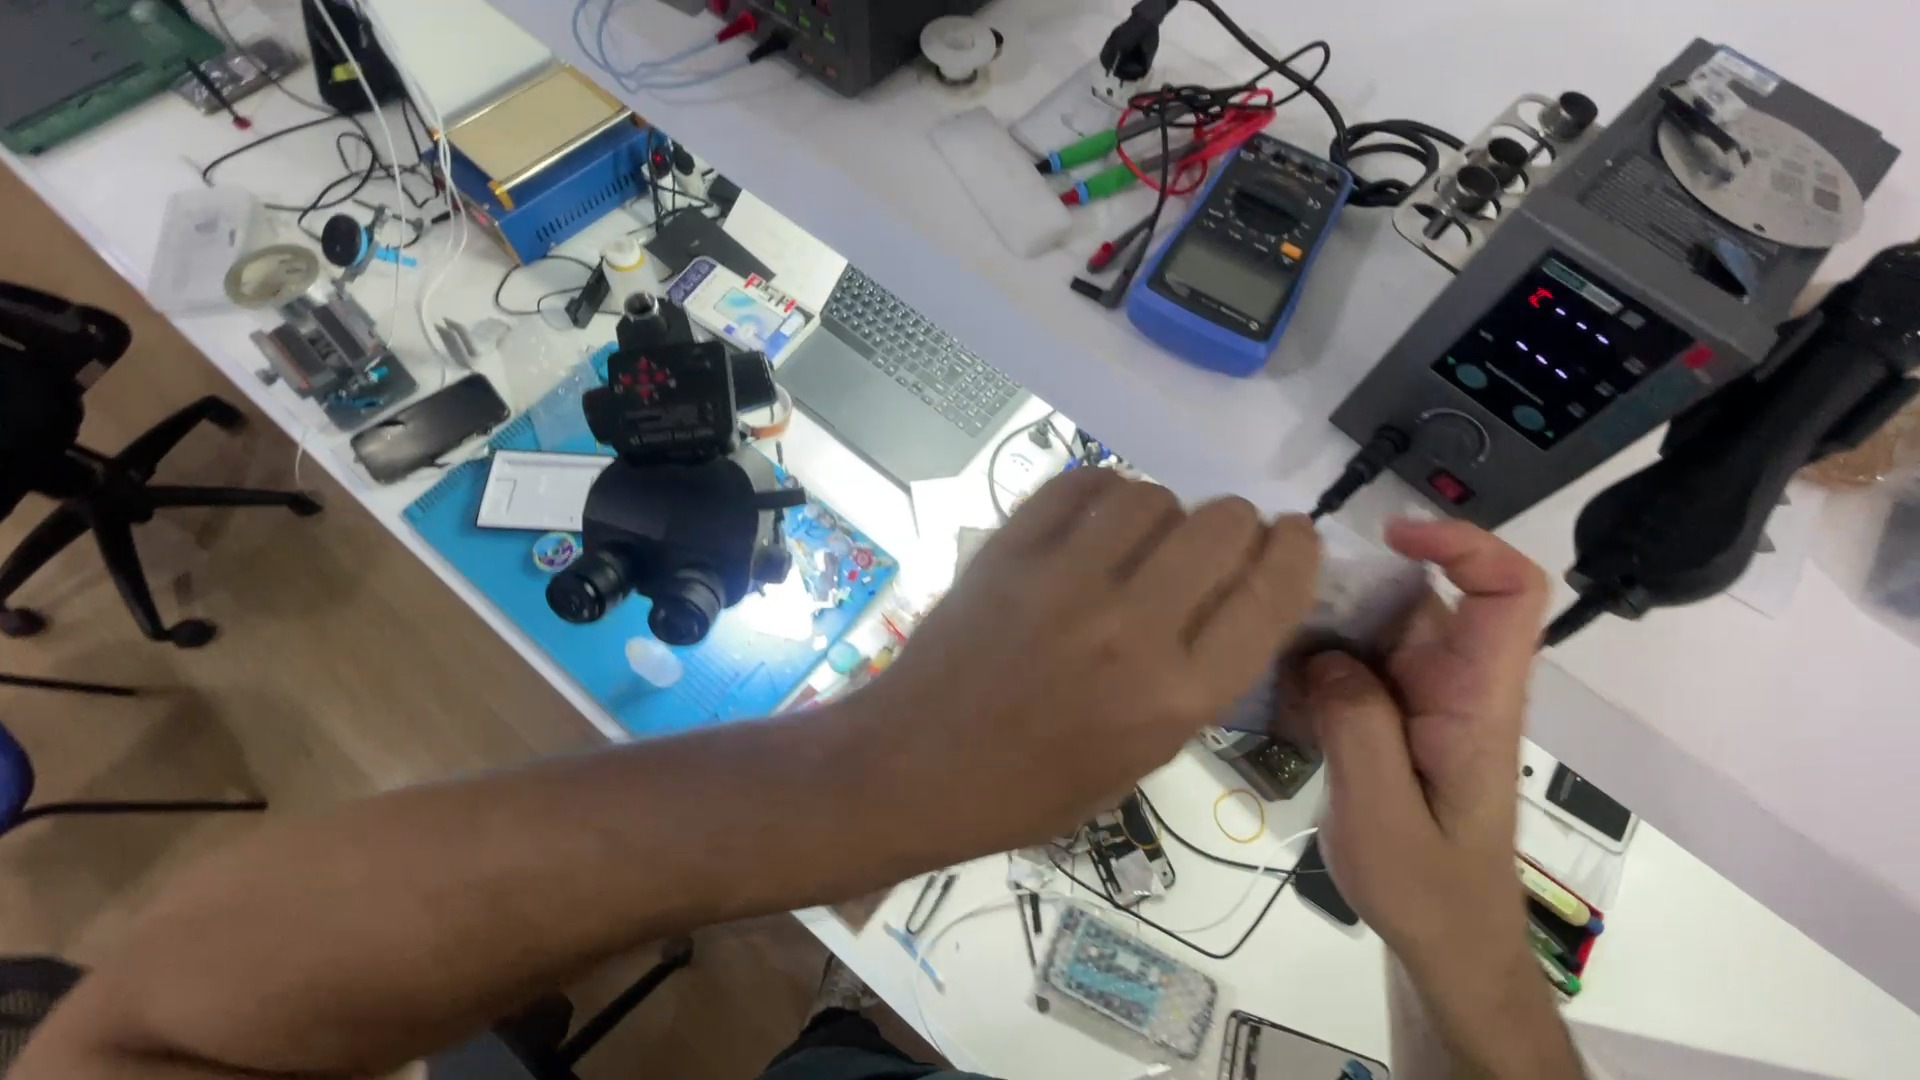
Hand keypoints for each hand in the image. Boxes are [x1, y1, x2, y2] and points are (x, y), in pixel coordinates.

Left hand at [858, 468, 1320, 856]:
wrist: (918, 765)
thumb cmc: (1034, 785)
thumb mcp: (1143, 754)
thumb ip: (1199, 674)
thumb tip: (1233, 595)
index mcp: (1176, 695)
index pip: (1270, 592)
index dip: (1293, 551)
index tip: (1291, 535)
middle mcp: (1132, 627)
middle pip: (1221, 525)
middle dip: (1234, 525)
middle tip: (1212, 542)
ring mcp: (1064, 580)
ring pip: (1151, 495)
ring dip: (1162, 511)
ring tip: (1141, 539)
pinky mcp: (1009, 549)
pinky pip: (1080, 483)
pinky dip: (1101, 491)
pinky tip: (1093, 520)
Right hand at [1301, 521, 1573, 1073]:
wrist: (1443, 938)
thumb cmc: (1427, 885)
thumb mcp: (1383, 813)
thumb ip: (1358, 726)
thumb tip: (1324, 654)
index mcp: (1477, 698)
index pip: (1508, 593)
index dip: (1463, 544)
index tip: (1388, 536)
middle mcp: (1454, 682)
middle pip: (1418, 597)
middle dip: (1349, 583)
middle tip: (1274, 598)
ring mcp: (1420, 697)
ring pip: (1373, 626)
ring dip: (1318, 622)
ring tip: (1258, 640)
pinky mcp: (1390, 714)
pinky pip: (1350, 662)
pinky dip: (1309, 659)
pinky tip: (1269, 684)